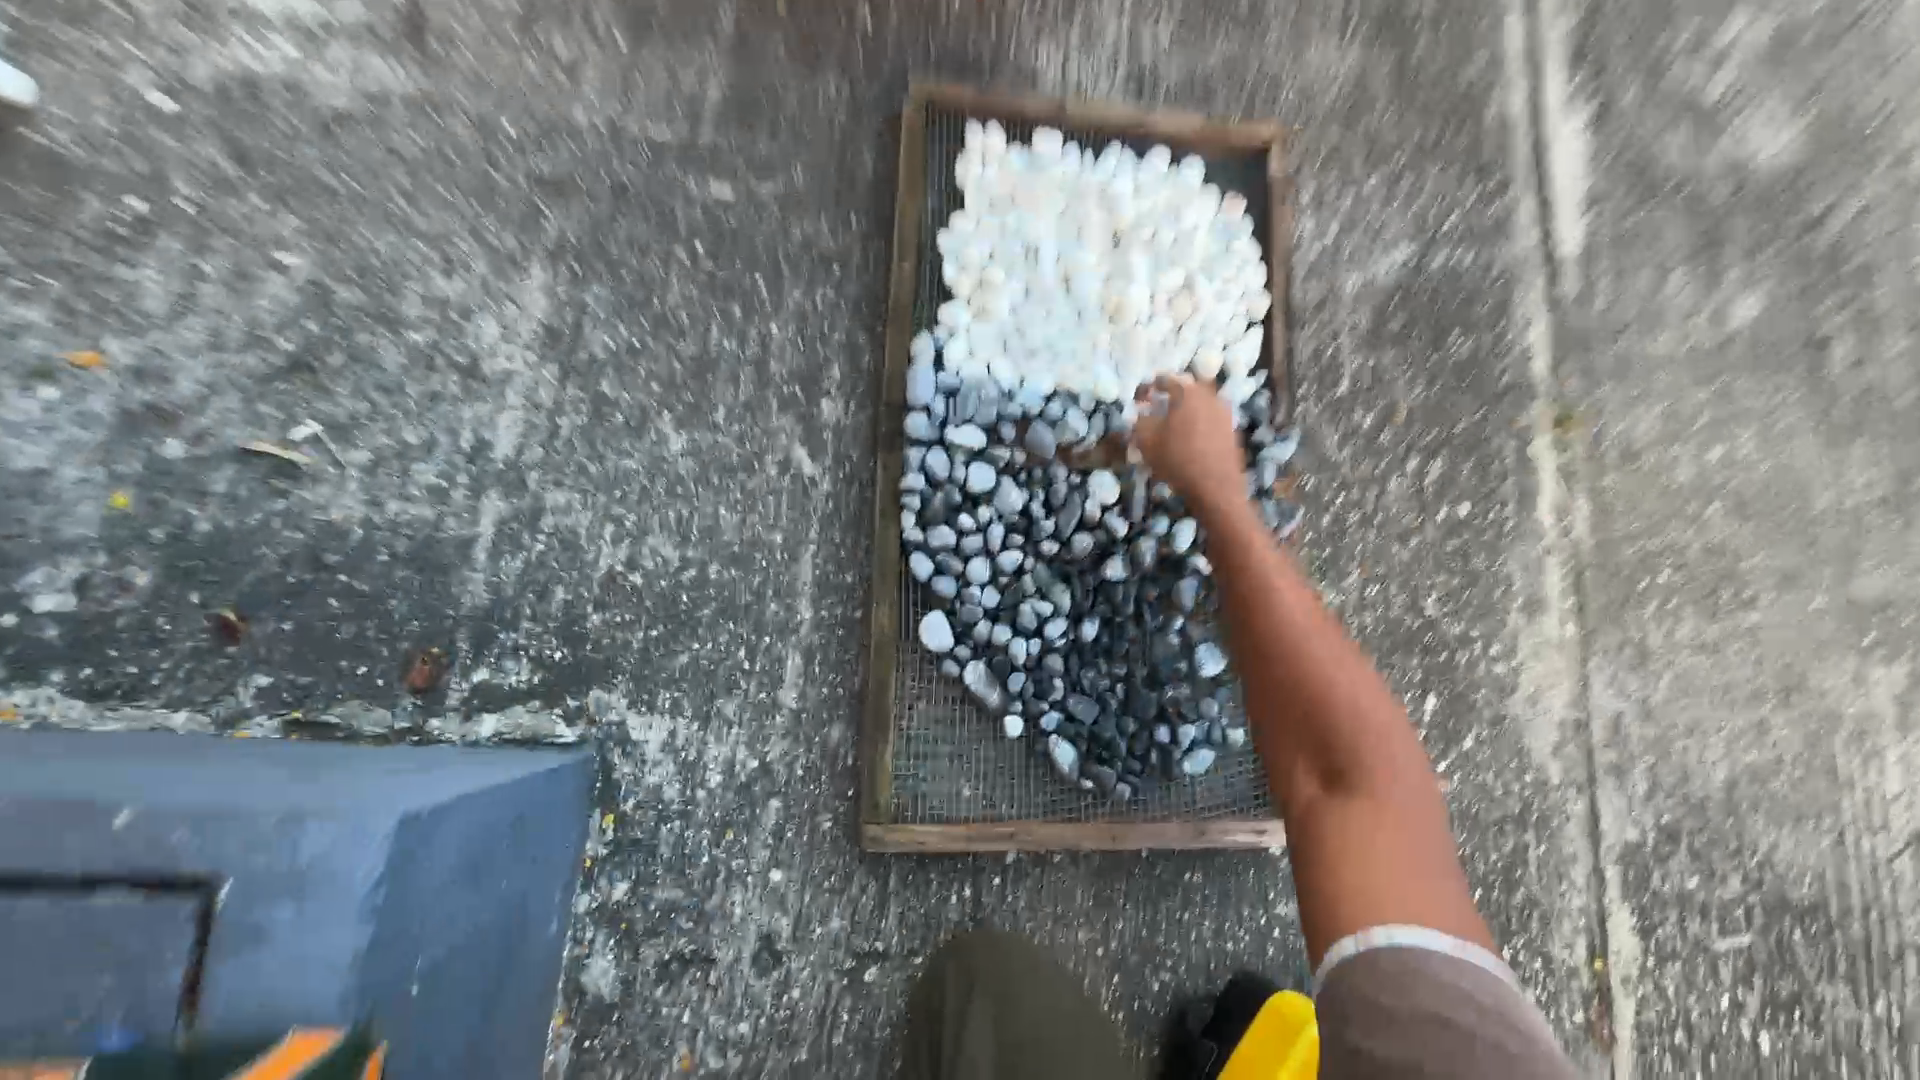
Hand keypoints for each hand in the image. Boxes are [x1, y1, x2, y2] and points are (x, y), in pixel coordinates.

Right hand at [1129, 376, 1244, 515]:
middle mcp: (1209, 395)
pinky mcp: (1231, 429)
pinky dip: (1196, 424)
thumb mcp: (1146, 440)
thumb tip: (1141, 413)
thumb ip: (1139, 421)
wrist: (1215, 487)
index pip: (1164, 379)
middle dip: (1169, 397)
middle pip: (1185, 390)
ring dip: (1184, 411)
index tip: (1139, 400)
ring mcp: (1224, 412)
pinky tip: (1187, 439)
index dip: (1148, 388)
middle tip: (1155, 410)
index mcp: (1188, 391)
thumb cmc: (1177, 459)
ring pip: (1198, 405)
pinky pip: (1208, 419)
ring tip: (1170, 426)